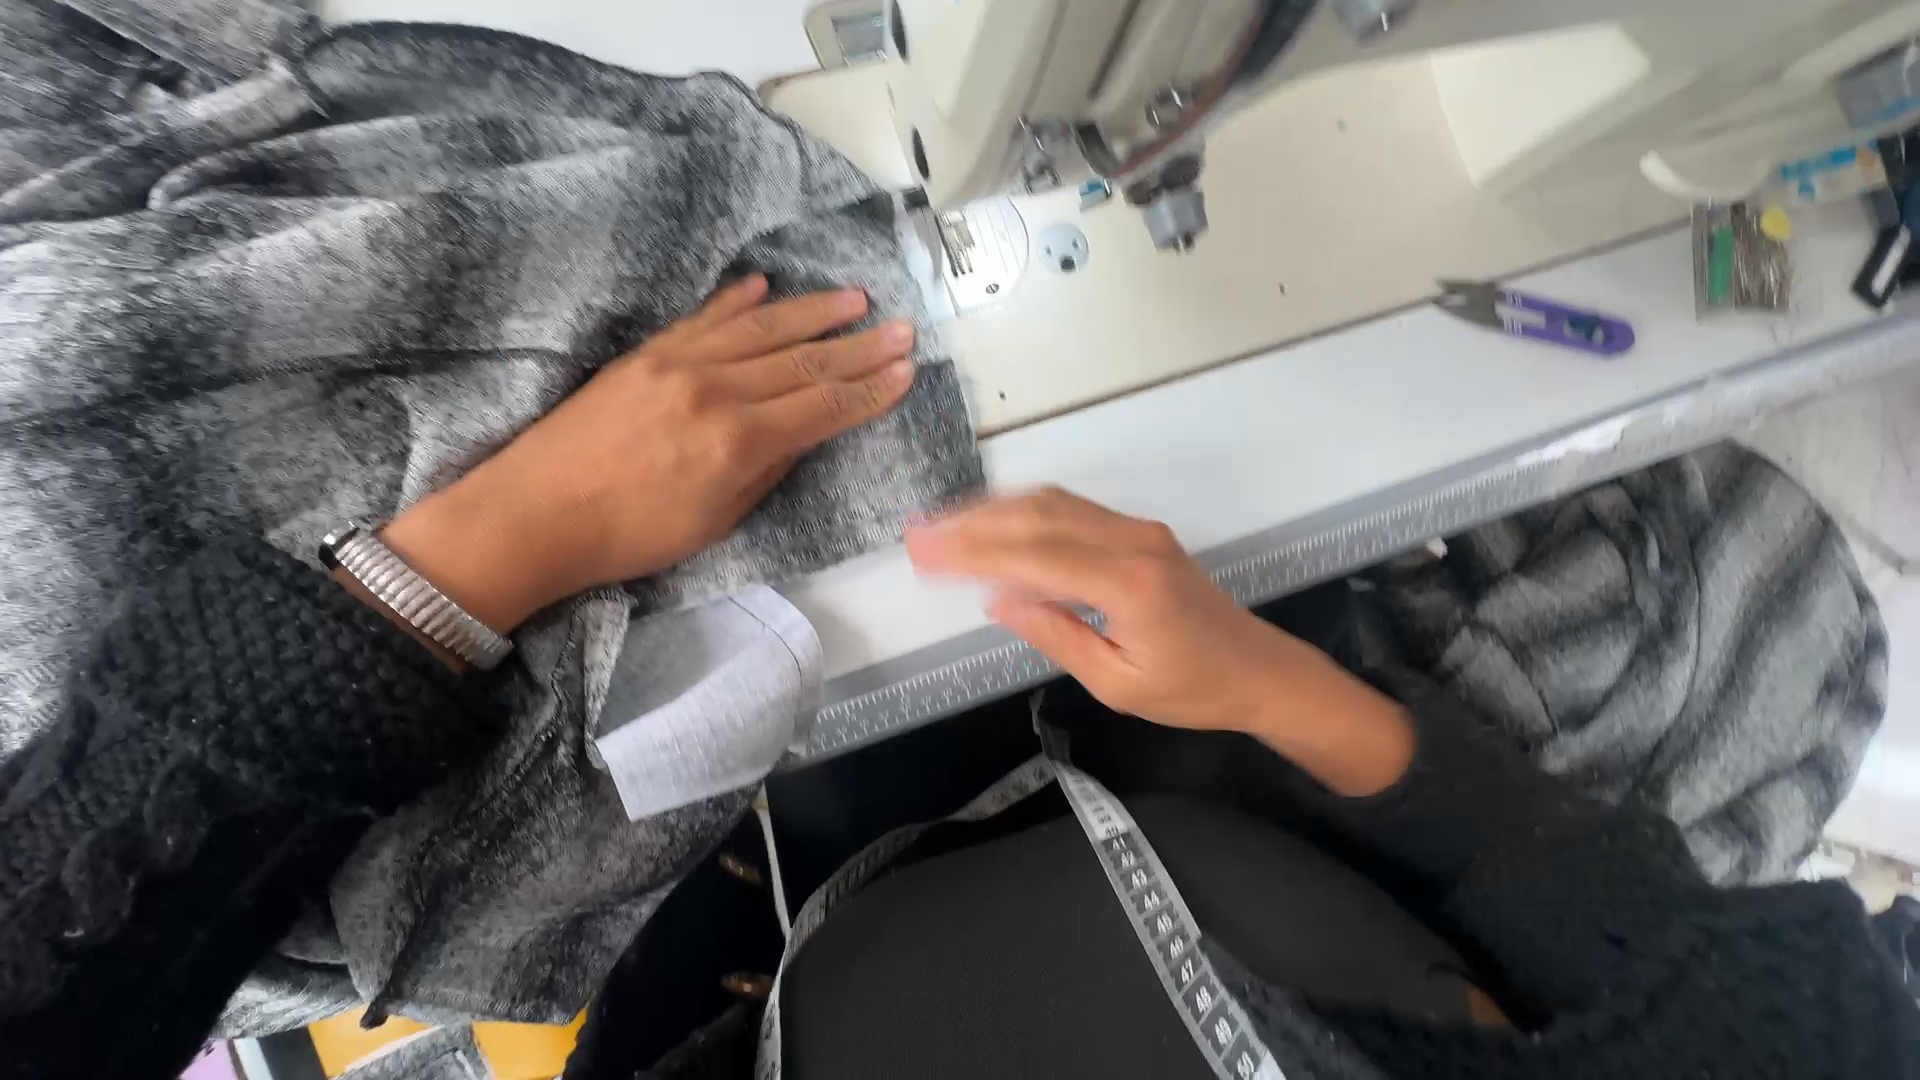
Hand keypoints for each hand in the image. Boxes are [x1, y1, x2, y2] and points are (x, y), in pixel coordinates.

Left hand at [377, 274, 916, 634]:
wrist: (534, 514)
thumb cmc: (632, 536)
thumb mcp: (717, 520)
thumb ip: (768, 469)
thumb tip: (803, 434)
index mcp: (738, 440)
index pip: (824, 406)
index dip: (871, 390)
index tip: (906, 372)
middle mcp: (716, 390)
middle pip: (805, 361)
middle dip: (860, 346)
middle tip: (902, 329)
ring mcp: (678, 363)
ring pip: (762, 328)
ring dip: (813, 311)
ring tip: (854, 298)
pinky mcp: (645, 354)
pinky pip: (703, 317)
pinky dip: (736, 299)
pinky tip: (763, 284)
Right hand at [906, 489, 1413, 794]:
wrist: (1259, 670)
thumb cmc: (1193, 690)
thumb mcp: (1116, 682)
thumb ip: (1055, 633)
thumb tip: (996, 600)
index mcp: (1126, 581)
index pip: (1032, 555)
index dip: (971, 551)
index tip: (923, 555)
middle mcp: (1130, 540)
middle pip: (1036, 515)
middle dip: (971, 523)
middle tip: (918, 536)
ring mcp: (1136, 529)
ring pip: (1051, 503)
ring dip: (993, 510)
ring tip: (942, 526)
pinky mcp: (1138, 532)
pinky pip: (1071, 510)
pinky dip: (1024, 513)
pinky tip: (995, 523)